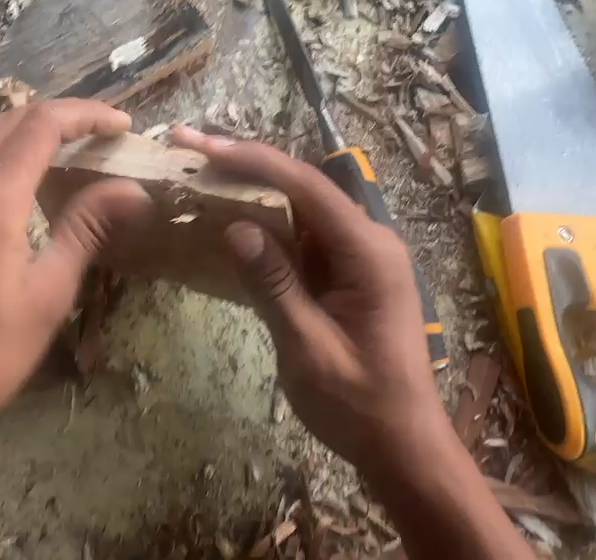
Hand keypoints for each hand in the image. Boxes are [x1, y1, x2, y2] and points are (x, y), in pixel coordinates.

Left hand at [0, 100, 151, 559]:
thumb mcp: (47, 295)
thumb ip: (87, 229)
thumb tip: (134, 189)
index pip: (42, 126)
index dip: (86, 115)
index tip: (122, 127)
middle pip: (10, 121)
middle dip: (60, 117)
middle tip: (101, 134)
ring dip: (21, 127)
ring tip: (62, 144)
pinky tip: (4, 168)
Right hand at [171, 126, 534, 559]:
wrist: (404, 448)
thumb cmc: (360, 405)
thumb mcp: (309, 349)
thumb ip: (273, 285)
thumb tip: (234, 226)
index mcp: (368, 251)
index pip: (306, 186)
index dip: (253, 161)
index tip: (205, 148)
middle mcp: (368, 239)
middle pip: (302, 186)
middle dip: (246, 164)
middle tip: (191, 149)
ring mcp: (359, 253)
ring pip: (300, 205)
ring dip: (252, 188)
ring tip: (201, 171)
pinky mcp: (346, 270)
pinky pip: (302, 233)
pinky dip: (265, 221)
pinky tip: (229, 216)